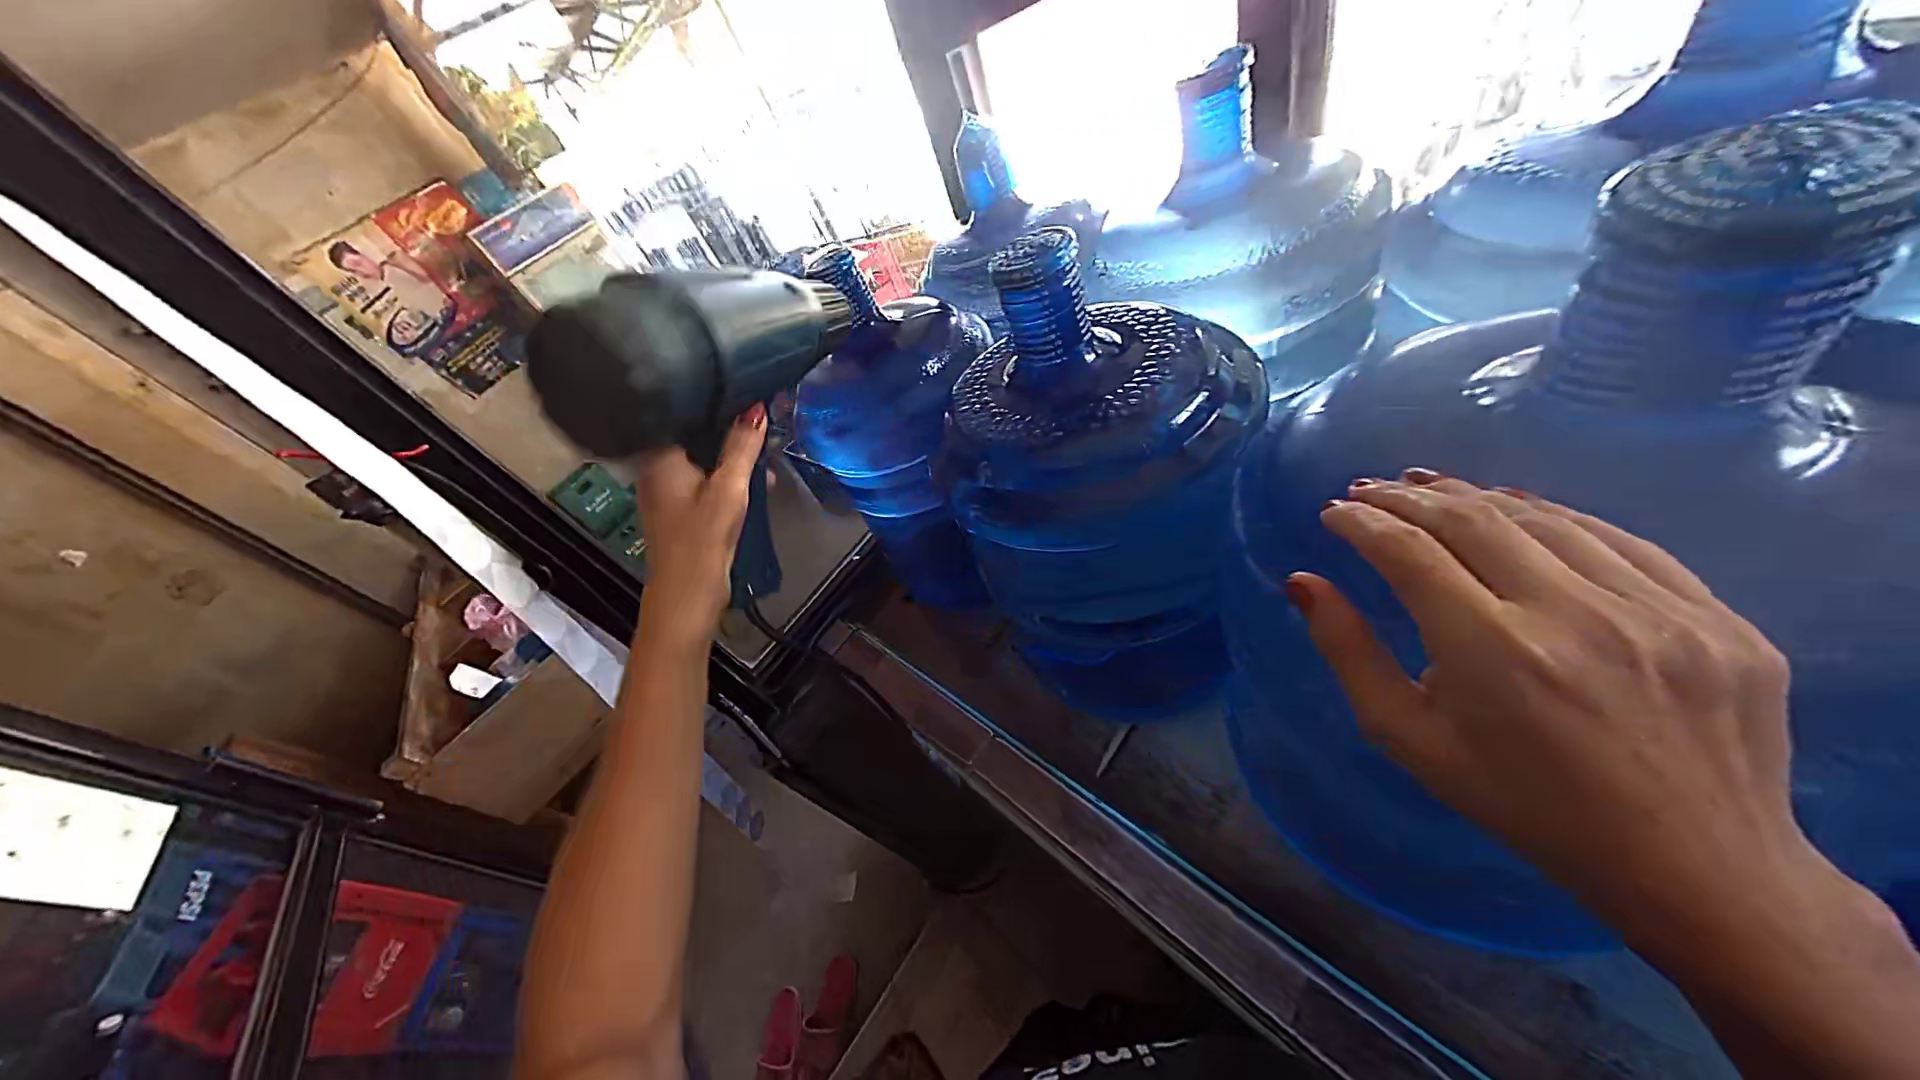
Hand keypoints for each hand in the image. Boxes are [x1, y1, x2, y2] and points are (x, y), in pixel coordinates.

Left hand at [633, 404, 766, 645]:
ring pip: (701, 460)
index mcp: (659, 456)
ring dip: (732, 459)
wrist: (687, 596)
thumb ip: (742, 447)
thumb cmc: (703, 539)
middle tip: (764, 427)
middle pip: (694, 436)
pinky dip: (725, 478)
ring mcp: (665, 490)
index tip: (749, 397)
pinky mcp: (677, 509)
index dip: (718, 404)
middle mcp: (655, 468)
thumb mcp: (730, 488)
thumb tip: (756, 409)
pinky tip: (751, 482)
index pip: (685, 413)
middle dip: (731, 434)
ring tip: (764, 461)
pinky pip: (702, 480)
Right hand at [1289, 470, 1822, 942]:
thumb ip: (1348, 651)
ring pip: (1544, 518)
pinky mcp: (1716, 616)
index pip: (1410, 553)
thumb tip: (1302, 582)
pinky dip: (1552, 515)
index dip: (1363, 523)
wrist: (1690, 863)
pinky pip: (1618, 539)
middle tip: (1368, 489)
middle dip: (1407, 496)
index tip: (1334, 512)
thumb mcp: (1407, 737)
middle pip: (1472, 520)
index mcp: (1493, 652)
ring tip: (1428, 487)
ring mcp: (1658, 612)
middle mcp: (1576, 616)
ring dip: (1473, 495)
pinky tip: (1516, 510)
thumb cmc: (1519, 801)